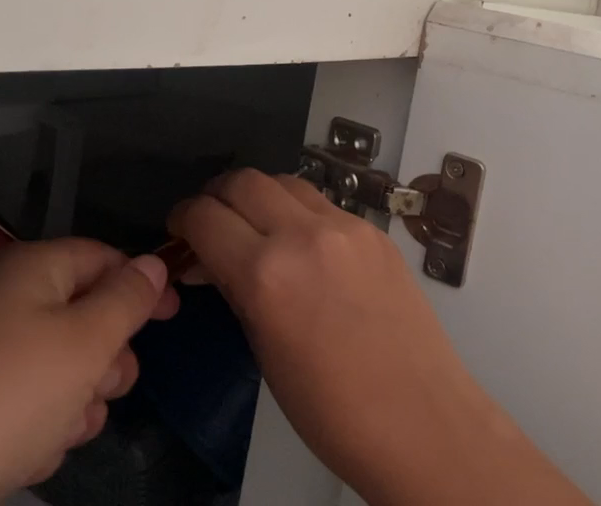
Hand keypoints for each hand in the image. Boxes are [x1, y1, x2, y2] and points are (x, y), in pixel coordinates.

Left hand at [0, 238, 177, 505]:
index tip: (174, 317)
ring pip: (59, 367)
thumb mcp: (84, 341)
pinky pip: (26, 400)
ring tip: (59, 431)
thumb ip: (126, 299)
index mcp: (33, 268)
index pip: (102, 257)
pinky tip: (28, 451)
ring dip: (74, 402)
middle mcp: (6, 298)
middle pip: (83, 315)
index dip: (142, 283)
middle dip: (105, 359)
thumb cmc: (8, 393)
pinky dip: (38, 424)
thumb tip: (153, 261)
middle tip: (104, 388)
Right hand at [170, 169, 590, 505]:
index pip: (205, 216)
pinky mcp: (374, 231)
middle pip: (242, 180)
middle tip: (212, 222)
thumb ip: (235, 290)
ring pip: (284, 180)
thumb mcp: (263, 351)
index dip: (182, 220)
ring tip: (255, 225)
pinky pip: (323, 202)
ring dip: (259, 195)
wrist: (421, 420)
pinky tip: (301, 242)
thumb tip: (210, 261)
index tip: (179, 232)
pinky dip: (299, 210)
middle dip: (216, 197)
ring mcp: (345, 227)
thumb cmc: (331, 409)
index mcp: (265, 274)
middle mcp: (303, 235)